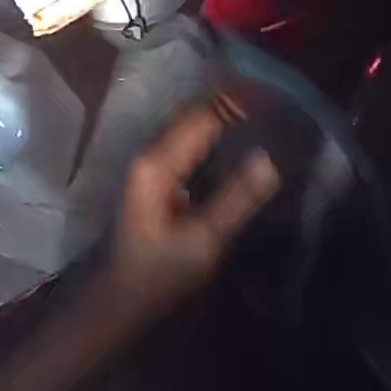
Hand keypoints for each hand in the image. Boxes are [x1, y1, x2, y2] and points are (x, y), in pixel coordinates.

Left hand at [104, 96, 281, 317]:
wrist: (121, 298)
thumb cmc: (159, 273)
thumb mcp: (204, 241)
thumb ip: (236, 199)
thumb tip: (269, 160)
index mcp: (157, 165)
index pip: (199, 119)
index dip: (231, 103)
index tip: (266, 93)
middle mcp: (150, 154)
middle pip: (191, 115)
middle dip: (227, 102)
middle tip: (268, 97)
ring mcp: (150, 163)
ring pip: (188, 125)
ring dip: (219, 114)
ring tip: (257, 108)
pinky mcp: (157, 175)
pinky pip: (186, 141)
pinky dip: (211, 131)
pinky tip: (234, 134)